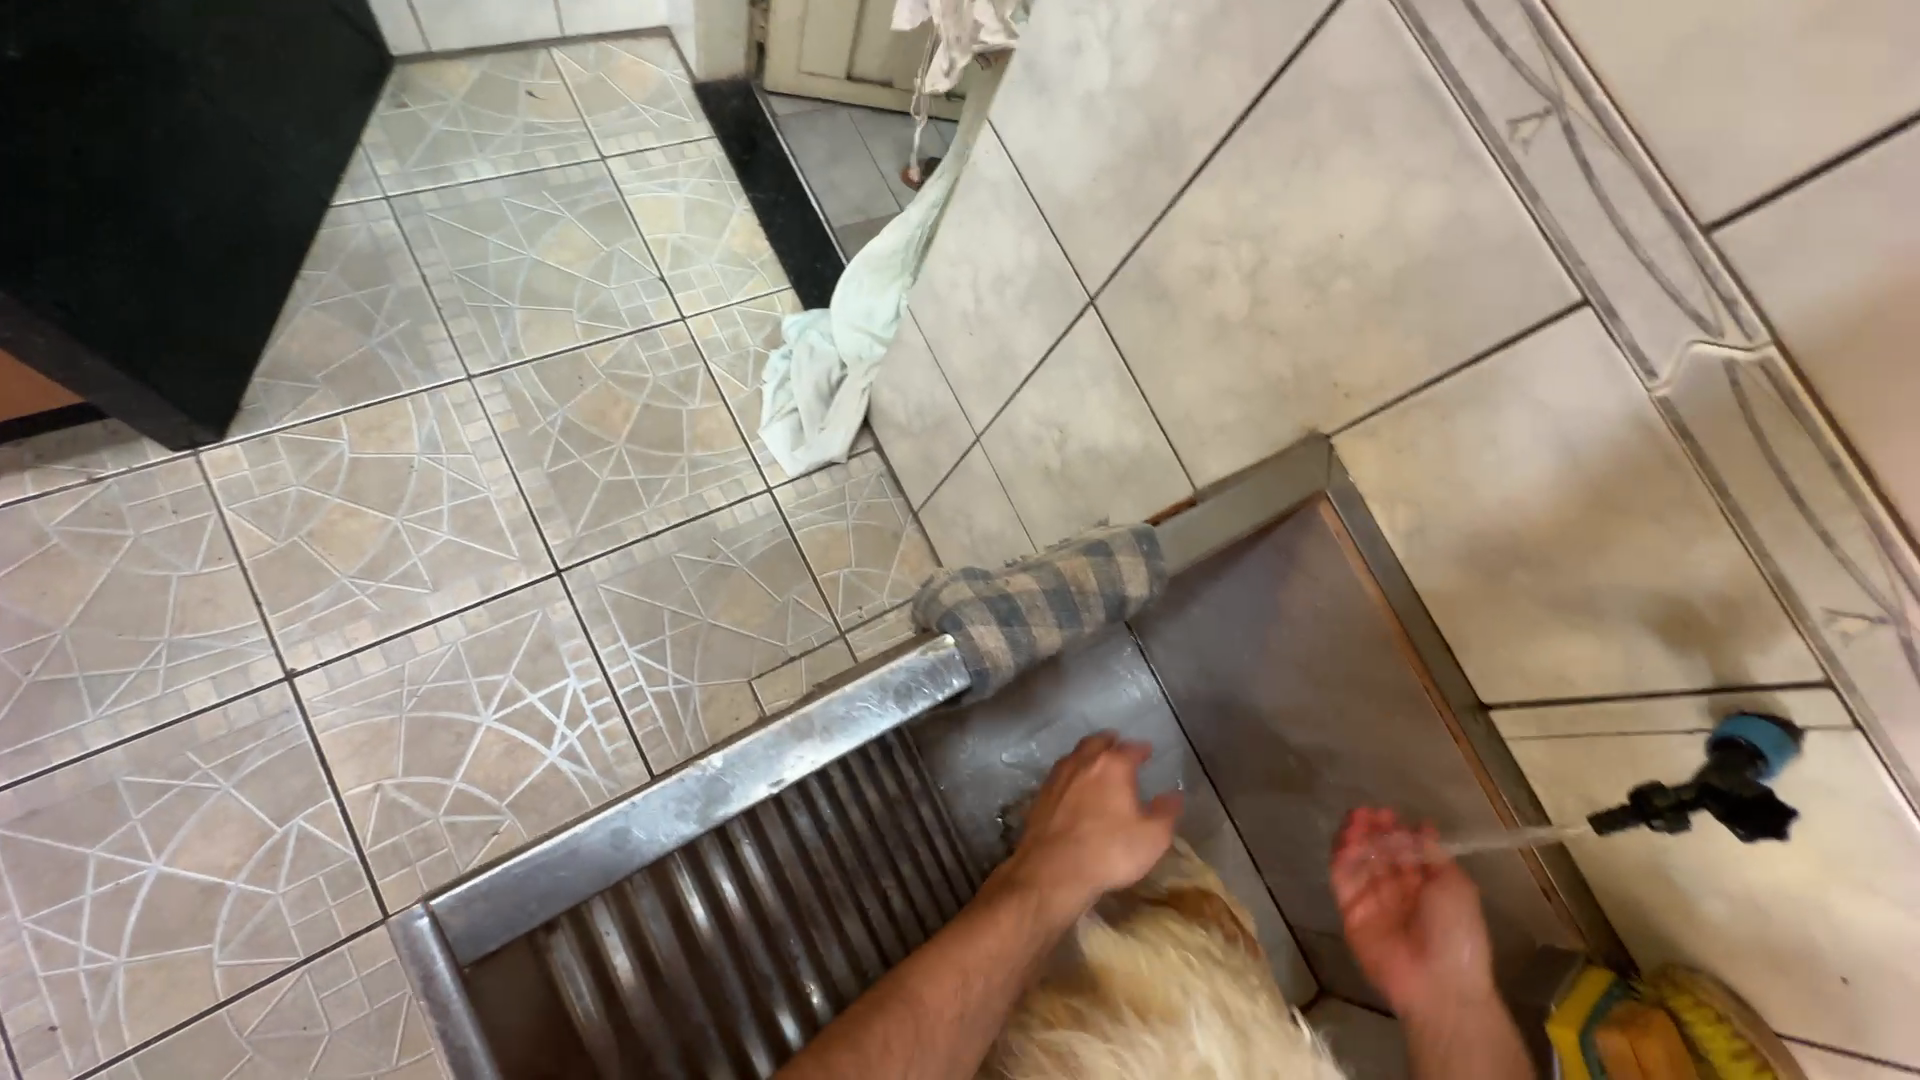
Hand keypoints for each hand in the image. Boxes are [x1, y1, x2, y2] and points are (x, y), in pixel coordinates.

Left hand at [993, 732, 1181, 921]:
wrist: (1052, 870)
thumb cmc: (1109, 851)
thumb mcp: (1152, 837)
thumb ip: (1165, 813)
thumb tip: (1174, 795)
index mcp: (1113, 766)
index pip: (1130, 748)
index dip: (1141, 749)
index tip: (1147, 750)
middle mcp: (1083, 763)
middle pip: (1097, 743)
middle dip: (1109, 742)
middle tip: (1117, 745)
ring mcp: (1058, 777)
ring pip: (1074, 755)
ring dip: (1087, 755)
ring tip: (1095, 762)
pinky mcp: (1040, 795)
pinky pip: (1059, 775)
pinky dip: (1070, 774)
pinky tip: (1073, 787)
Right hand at [1331, 807, 1496, 1016]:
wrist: (1438, 982)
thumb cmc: (1457, 933)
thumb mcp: (1457, 887)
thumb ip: (1433, 855)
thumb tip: (1420, 827)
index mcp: (1427, 887)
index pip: (1406, 852)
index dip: (1398, 832)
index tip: (1391, 813)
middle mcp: (1398, 891)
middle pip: (1380, 853)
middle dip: (1375, 831)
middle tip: (1370, 812)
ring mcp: (1372, 900)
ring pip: (1359, 861)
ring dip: (1356, 838)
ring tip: (1356, 818)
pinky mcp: (1350, 910)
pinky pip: (1342, 879)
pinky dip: (1341, 857)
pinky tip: (1345, 840)